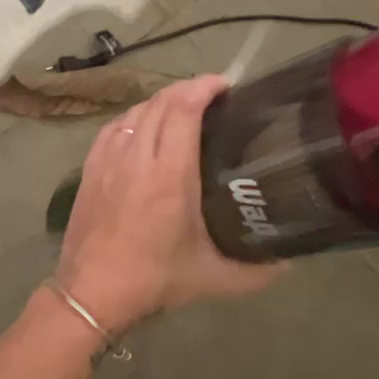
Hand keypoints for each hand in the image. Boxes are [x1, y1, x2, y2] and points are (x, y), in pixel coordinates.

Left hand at [53, 75, 285, 334]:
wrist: (91, 293)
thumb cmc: (154, 280)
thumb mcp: (213, 277)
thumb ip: (257, 271)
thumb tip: (289, 262)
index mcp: (169, 173)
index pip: (183, 109)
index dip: (204, 87)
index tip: (226, 85)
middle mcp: (137, 157)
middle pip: (160, 103)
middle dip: (187, 90)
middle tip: (212, 96)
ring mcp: (109, 160)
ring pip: (135, 112)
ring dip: (160, 102)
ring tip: (181, 109)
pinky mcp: (90, 169)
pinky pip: (113, 127)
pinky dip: (134, 118)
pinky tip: (143, 126)